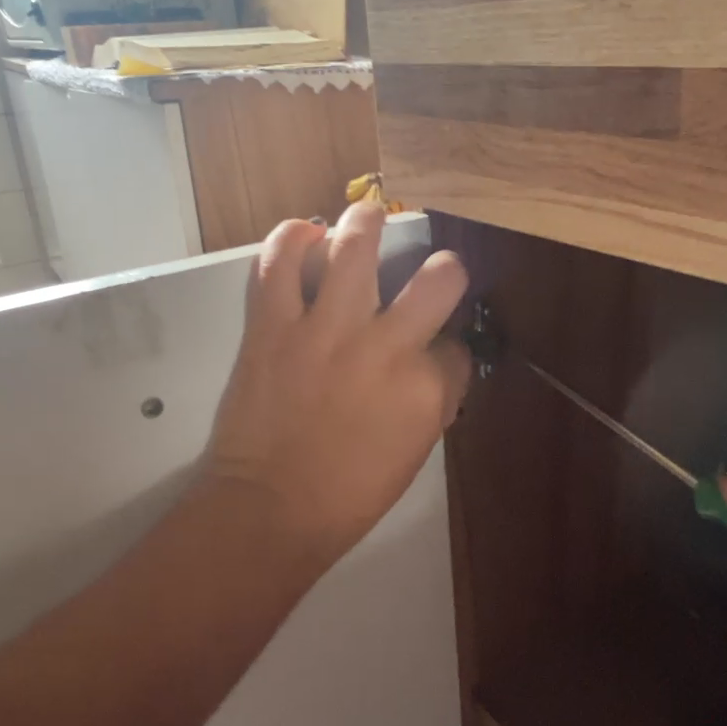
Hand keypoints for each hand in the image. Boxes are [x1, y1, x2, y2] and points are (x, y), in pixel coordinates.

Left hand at [205, 203, 470, 558]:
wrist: (267, 510)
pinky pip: (279, 261)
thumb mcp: (413, 452)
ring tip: (367, 215)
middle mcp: (386, 346)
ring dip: (366, 222)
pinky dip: (292, 238)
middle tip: (433, 268)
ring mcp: (327, 328)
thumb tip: (435, 365)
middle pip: (438, 280)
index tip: (438, 349)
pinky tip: (306, 234)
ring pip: (356, 246)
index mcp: (426, 388)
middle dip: (445, 269)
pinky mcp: (273, 324)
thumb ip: (431, 401)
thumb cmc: (347, 497)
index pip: (458, 346)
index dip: (451, 345)